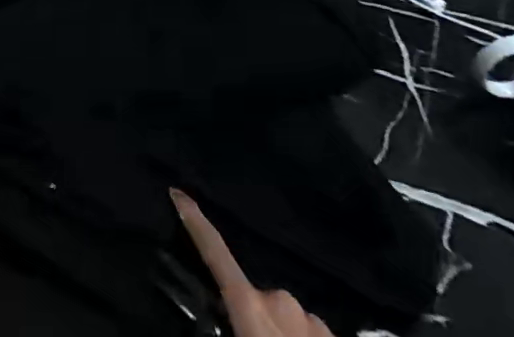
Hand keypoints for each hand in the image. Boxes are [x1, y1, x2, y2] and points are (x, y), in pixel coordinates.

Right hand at [171, 188, 336, 336]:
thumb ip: (227, 326)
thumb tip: (225, 318)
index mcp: (251, 309)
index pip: (216, 254)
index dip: (196, 222)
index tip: (178, 191)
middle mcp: (281, 302)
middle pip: (251, 298)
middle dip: (246, 318)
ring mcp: (313, 319)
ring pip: (281, 318)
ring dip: (274, 335)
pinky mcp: (335, 336)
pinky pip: (305, 332)